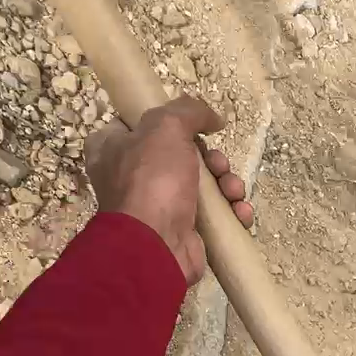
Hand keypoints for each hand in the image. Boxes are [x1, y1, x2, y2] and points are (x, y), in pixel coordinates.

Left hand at [84, 95, 253, 285]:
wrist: (158, 243)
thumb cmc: (152, 180)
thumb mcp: (165, 127)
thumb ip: (188, 111)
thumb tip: (214, 116)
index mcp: (114, 147)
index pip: (145, 127)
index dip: (176, 128)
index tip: (197, 133)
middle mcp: (134, 176)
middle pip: (186, 157)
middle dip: (214, 162)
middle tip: (220, 167)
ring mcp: (161, 206)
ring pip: (206, 187)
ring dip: (229, 186)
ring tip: (234, 192)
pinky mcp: (187, 231)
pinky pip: (216, 216)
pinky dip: (232, 212)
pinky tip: (240, 212)